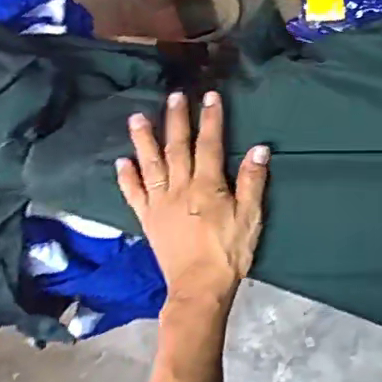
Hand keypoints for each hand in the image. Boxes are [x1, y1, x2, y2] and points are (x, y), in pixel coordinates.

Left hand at [116, 90, 269, 317]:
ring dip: (144, 140)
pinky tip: (123, 161)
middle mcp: (178, 189)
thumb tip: (258, 149)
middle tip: (174, 96)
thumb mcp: (251, 216)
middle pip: (176, 148)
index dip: (211, 120)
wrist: (198, 285)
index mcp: (206, 187)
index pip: (209, 145)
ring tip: (138, 117)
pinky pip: (133, 193)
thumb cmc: (231, 250)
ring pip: (150, 165)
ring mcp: (158, 204)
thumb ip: (252, 181)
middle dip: (177, 120)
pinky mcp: (147, 219)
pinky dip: (127, 176)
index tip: (210, 97)